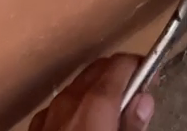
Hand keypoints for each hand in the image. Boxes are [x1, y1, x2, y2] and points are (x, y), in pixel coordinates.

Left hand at [29, 54, 154, 130]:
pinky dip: (75, 105)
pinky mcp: (35, 127)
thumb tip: (144, 99)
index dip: (139, 65)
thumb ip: (132, 124)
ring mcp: (48, 112)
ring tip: (111, 109)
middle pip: (99, 69)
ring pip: (79, 85)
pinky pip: (59, 105)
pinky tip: (81, 122)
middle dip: (119, 74)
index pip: (121, 63)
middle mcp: (70, 100)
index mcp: (95, 103)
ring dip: (97, 88)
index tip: (151, 74)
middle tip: (136, 91)